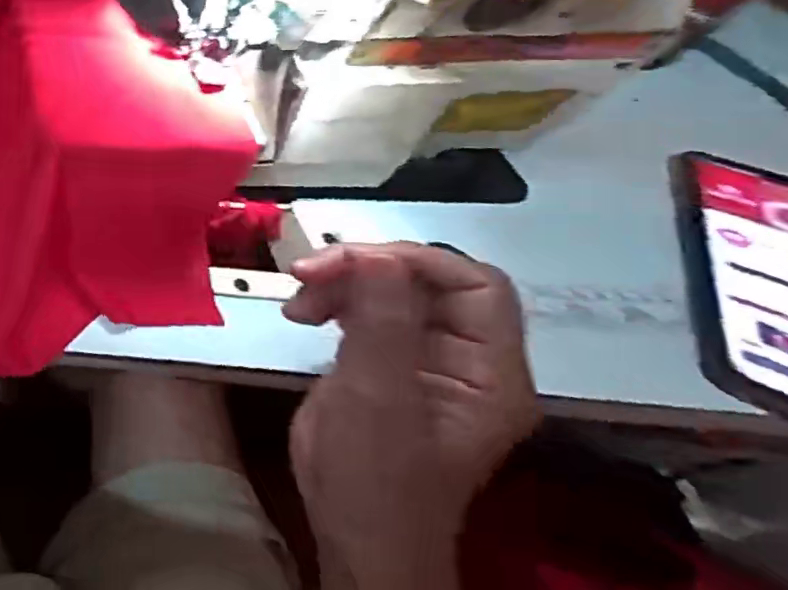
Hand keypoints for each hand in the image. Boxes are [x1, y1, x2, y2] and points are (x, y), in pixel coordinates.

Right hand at [283, 244, 538, 589]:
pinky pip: (365, 308)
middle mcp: (465, 358)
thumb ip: (383, 323)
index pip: (475, 285)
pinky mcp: (385, 360)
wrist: (351, 532)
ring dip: (340, 282)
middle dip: (364, 268)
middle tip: (309, 274)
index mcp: (489, 372)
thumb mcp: (377, 397)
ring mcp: (423, 358)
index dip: (415, 261)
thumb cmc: (373, 478)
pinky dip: (330, 300)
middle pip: (426, 280)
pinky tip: (301, 313)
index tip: (350, 261)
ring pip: (389, 287)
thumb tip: (378, 255)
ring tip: (299, 302)